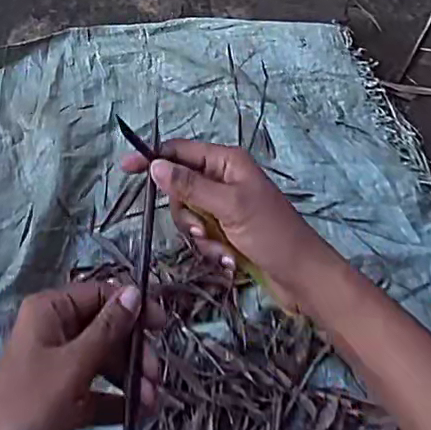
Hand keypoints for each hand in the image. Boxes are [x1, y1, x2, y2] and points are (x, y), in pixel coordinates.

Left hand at [0, 282, 165, 429]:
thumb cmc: (31, 410)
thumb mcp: (73, 366)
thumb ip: (107, 329)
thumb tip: (134, 292)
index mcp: (47, 311)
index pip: (96, 294)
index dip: (130, 305)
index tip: (162, 324)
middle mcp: (52, 332)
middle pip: (104, 328)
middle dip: (133, 348)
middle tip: (157, 373)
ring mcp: (56, 369)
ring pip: (104, 360)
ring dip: (131, 376)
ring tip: (153, 399)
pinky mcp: (62, 403)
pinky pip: (97, 391)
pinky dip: (119, 399)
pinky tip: (140, 412)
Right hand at [119, 139, 342, 310]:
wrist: (303, 277)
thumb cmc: (272, 234)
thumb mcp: (229, 206)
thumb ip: (189, 185)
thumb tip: (155, 165)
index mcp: (226, 161)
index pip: (179, 152)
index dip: (153, 158)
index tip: (126, 168)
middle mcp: (222, 178)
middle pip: (179, 186)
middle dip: (185, 212)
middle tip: (200, 228)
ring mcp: (223, 205)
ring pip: (186, 213)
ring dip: (199, 235)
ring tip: (222, 248)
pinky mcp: (225, 229)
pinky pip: (200, 233)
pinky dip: (209, 247)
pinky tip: (229, 258)